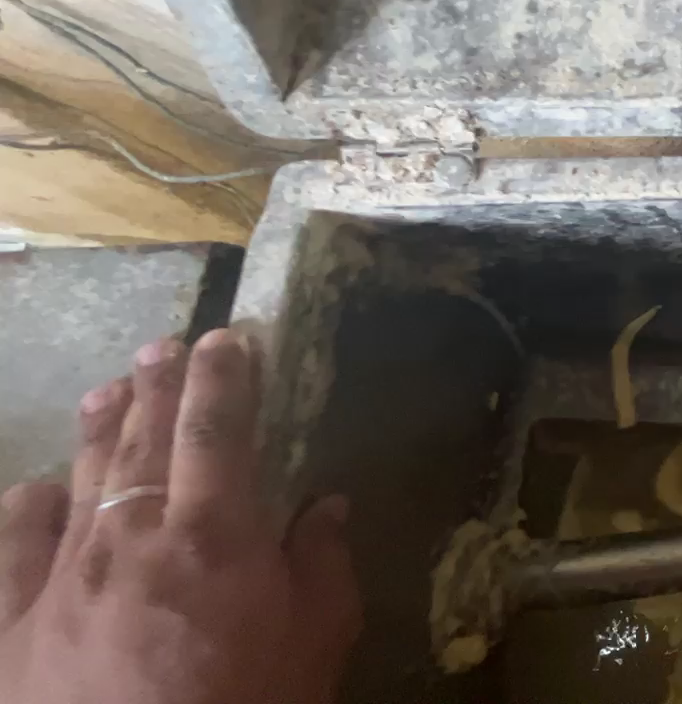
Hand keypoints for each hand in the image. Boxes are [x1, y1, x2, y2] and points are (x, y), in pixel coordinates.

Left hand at [0, 329, 360, 703]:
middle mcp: (133, 542)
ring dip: (102, 431)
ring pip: (79, 486)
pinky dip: (22, 512)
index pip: (222, 432)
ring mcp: (59, 586)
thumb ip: (323, 558)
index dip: (225, 378)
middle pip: (148, 446)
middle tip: (165, 345)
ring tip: (113, 388)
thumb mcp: (320, 628)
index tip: (228, 337)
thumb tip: (327, 505)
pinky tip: (33, 487)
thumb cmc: (253, 696)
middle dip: (161, 389)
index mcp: (219, 534)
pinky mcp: (8, 634)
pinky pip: (5, 559)